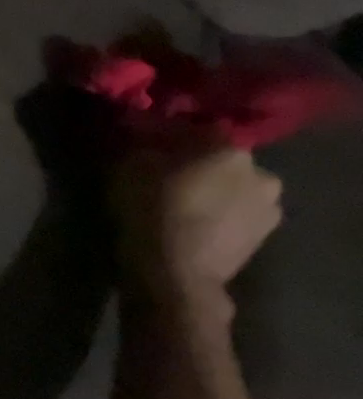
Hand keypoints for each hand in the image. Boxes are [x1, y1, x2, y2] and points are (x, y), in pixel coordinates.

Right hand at [110, 142, 282, 299]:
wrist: (176, 271)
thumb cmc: (149, 209)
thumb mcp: (129, 166)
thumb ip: (143, 142)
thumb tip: (144, 129)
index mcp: (228, 149)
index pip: (198, 127)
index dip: (170, 132)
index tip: (146, 140)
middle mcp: (260, 172)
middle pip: (222, 158)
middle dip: (197, 163)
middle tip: (165, 173)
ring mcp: (270, 206)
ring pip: (234, 186)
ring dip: (212, 189)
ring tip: (182, 201)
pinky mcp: (266, 234)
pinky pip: (239, 212)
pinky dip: (220, 212)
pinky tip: (195, 222)